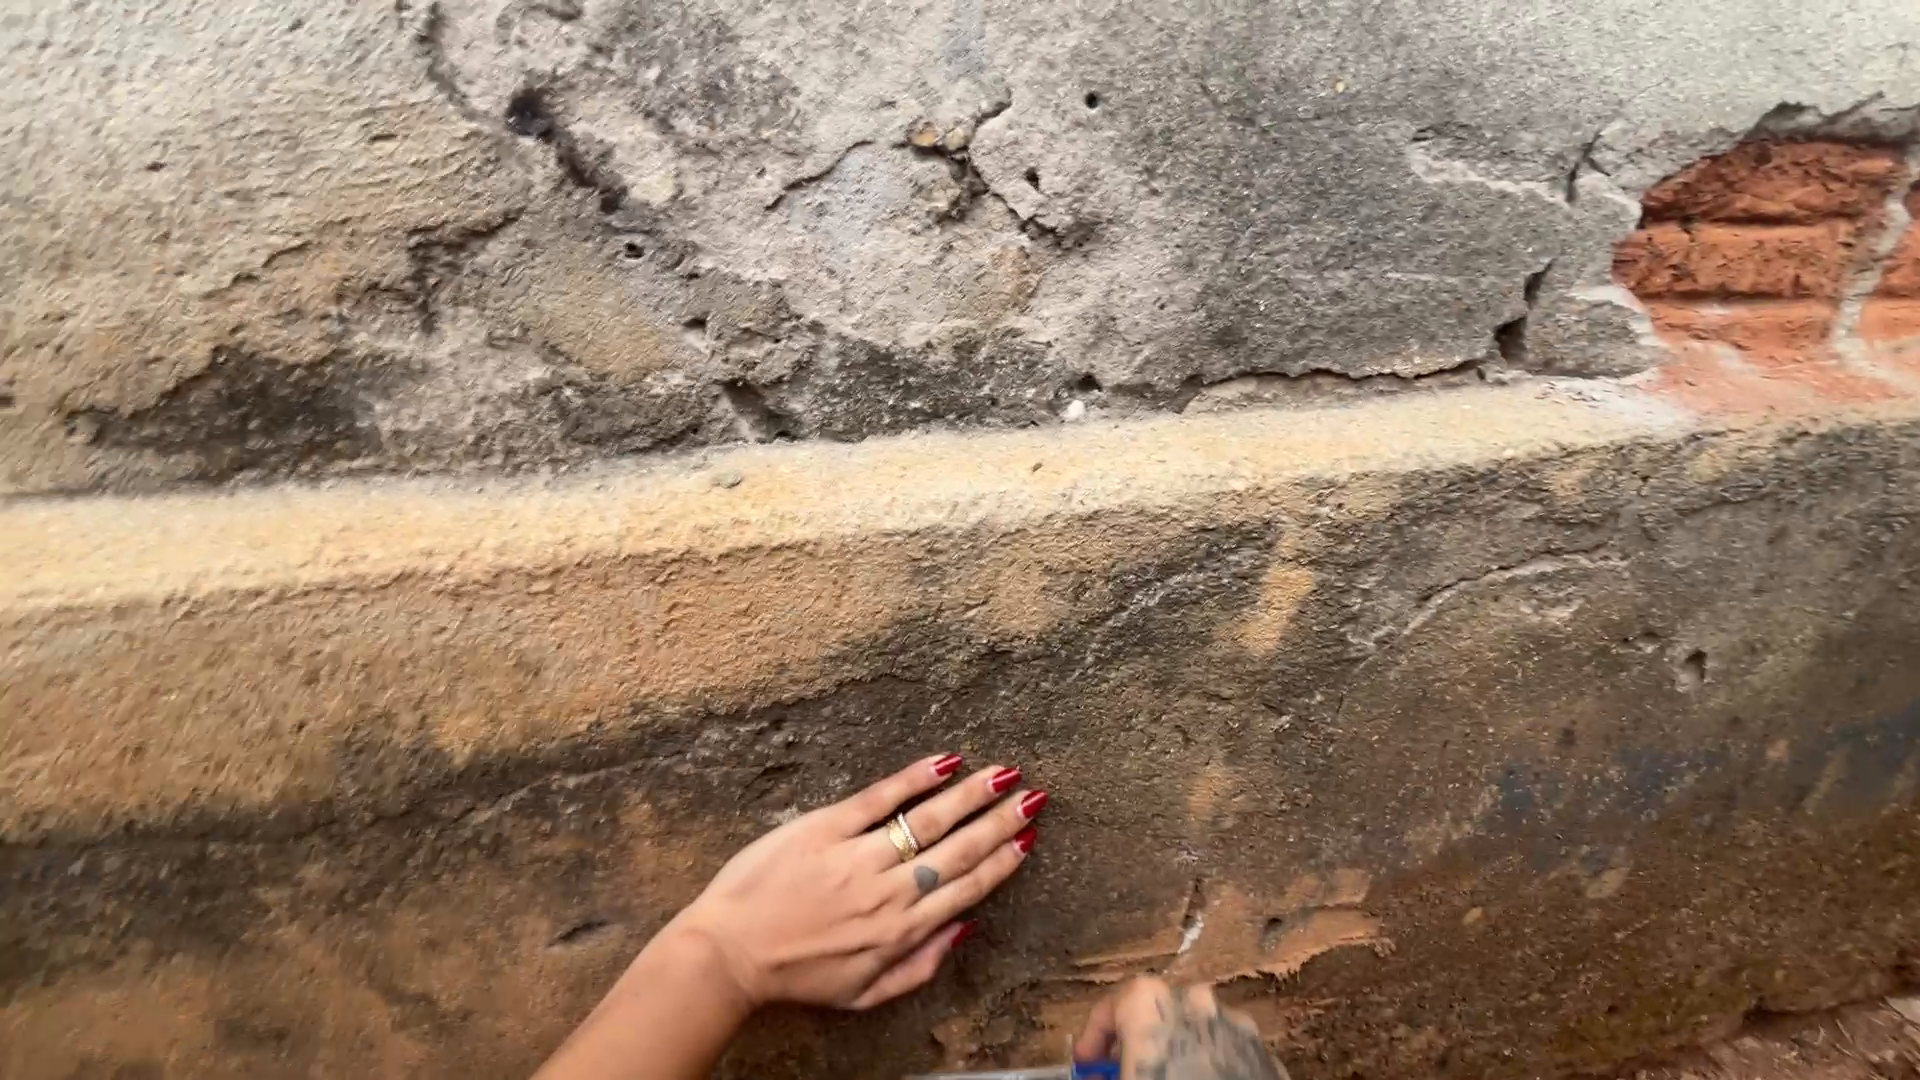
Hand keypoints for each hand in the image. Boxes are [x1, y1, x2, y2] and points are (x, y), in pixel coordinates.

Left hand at [664, 753, 1045, 1009]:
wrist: (728, 954)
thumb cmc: (796, 974)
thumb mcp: (863, 994)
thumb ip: (919, 966)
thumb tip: (964, 929)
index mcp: (900, 932)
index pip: (966, 888)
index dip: (1002, 861)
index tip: (1027, 837)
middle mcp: (889, 892)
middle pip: (958, 849)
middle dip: (1000, 820)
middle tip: (1032, 795)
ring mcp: (859, 856)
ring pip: (928, 820)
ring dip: (971, 795)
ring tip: (1002, 774)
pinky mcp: (827, 827)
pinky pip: (879, 798)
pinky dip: (915, 778)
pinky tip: (944, 760)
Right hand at [1074, 978, 1290, 1079]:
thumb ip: (1102, 1079)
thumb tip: (1097, 1078)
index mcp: (1150, 1004)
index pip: (1109, 1009)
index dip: (1092, 1041)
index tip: (1086, 1069)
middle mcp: (1193, 1001)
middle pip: (1153, 1017)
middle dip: (1134, 1050)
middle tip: (1123, 1078)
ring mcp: (1237, 1028)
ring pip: (1192, 1034)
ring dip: (1173, 1059)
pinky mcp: (1268, 1060)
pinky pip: (1226, 1057)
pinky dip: (1209, 1073)